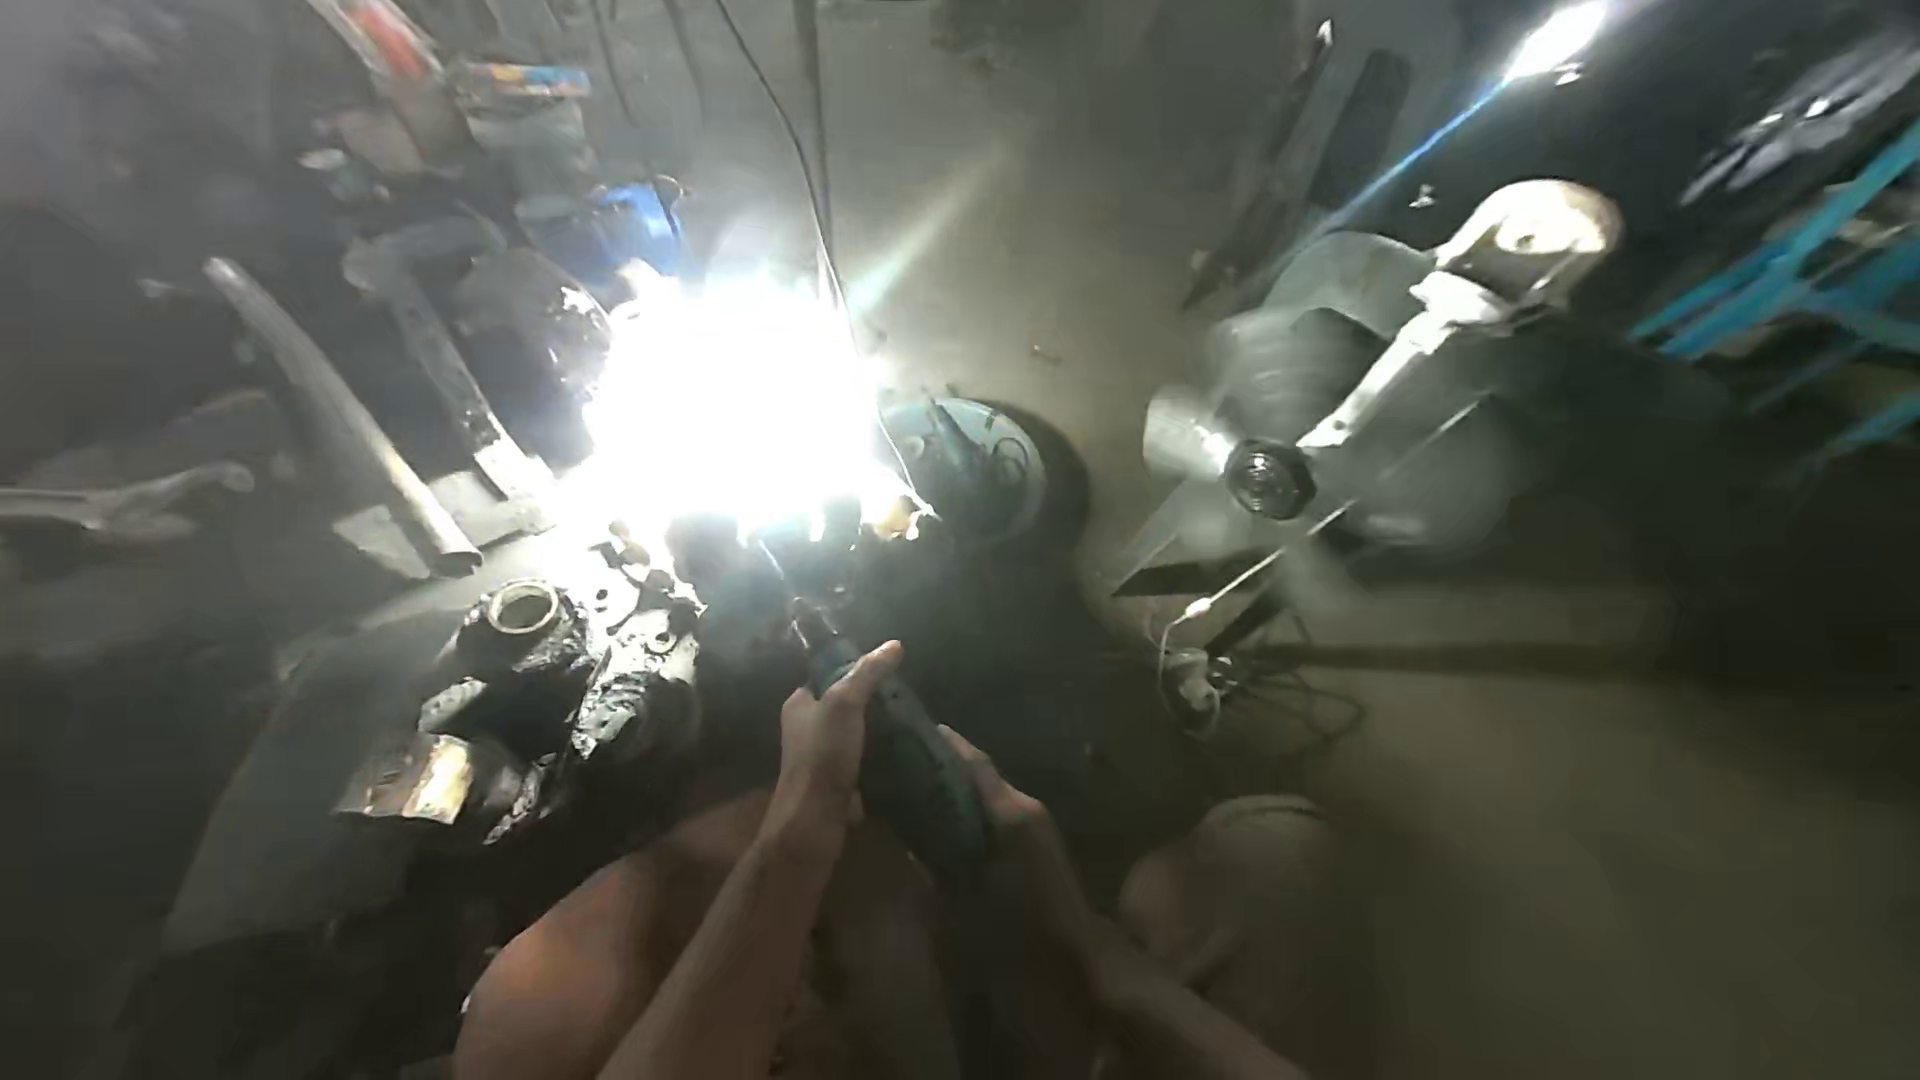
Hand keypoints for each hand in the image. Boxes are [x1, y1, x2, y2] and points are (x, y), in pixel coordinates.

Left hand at [770, 640, 904, 829]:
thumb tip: (895, 645)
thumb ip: (867, 673)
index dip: (854, 668)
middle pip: (845, 703)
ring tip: (909, 718)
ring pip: (857, 731)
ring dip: (880, 727)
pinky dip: (882, 752)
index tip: (885, 668)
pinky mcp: (839, 778)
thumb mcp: (845, 703)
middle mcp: (807, 727)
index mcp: (799, 704)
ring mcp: (823, 755)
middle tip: (903, 695)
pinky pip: (864, 756)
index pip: (827, 673)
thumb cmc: (823, 755)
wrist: (814, 821)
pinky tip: (904, 748)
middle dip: (873, 699)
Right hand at [938, 725, 1169, 1015]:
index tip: (915, 732)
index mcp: (1010, 814)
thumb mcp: (963, 906)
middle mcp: (1026, 808)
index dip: (946, 745)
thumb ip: (935, 867)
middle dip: (947, 767)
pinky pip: (1003, 813)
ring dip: (962, 789)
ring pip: (992, 794)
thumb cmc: (1018, 937)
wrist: (1076, 969)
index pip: (975, 764)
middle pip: (982, 775)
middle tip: (906, 765)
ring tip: (921, 791)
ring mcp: (1038, 824)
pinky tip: (951, 824)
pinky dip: (977, 811)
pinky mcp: (1042, 842)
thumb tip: (909, 841)